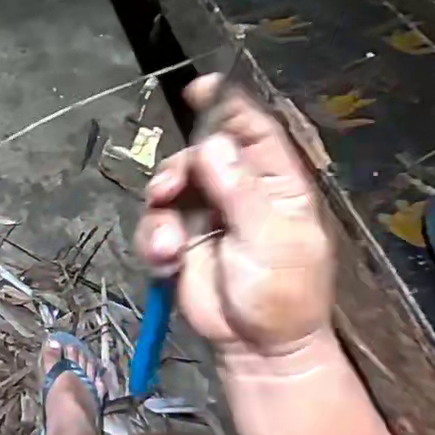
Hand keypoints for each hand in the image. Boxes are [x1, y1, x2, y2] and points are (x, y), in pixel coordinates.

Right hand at [136, 76, 335, 368]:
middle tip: (169, 188)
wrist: (255, 347)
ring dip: (161, 208)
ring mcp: (204, 216)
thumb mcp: (271, 242)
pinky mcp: (177, 241)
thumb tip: (213, 146)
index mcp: (275, 184)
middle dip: (180, 168)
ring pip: (170, 188)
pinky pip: (154, 224)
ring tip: (167, 241)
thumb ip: (241, 193)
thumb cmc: (282, 295)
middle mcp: (236, 191)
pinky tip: (164, 259)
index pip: (253, 132)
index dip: (229, 107)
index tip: (201, 87)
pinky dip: (153, 238)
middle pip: (200, 156)